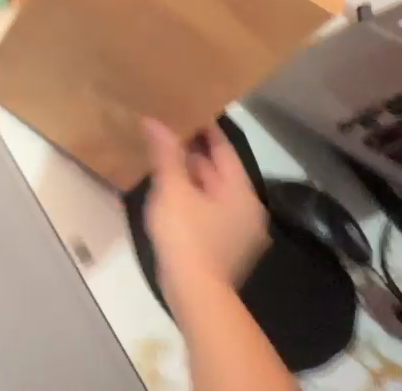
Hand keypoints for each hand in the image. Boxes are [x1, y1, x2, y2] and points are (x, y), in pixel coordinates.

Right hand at [143, 118, 269, 304]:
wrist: (195, 293)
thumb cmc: (187, 235)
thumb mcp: (172, 188)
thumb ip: (166, 153)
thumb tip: (155, 120)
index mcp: (240, 191)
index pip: (224, 148)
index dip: (205, 127)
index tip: (184, 108)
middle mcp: (246, 208)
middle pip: (219, 169)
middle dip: (192, 150)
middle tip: (164, 128)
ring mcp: (236, 229)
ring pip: (211, 189)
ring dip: (189, 172)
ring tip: (160, 154)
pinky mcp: (221, 244)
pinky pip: (206, 207)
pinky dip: (190, 193)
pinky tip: (167, 188)